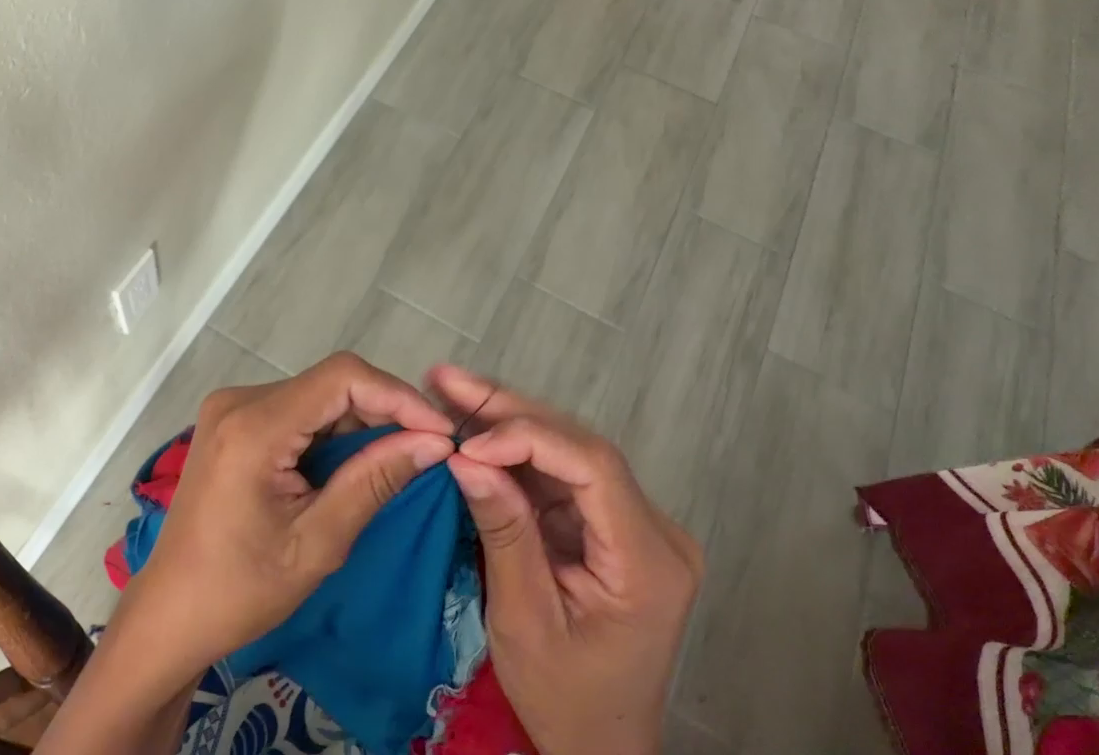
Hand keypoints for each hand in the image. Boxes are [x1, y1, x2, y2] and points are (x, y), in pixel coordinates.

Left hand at [123, 351, 455, 679]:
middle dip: (384, 412)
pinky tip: (354, 465)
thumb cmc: (243, 588)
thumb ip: (374, 480)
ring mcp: (230, 410)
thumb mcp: (319, 540)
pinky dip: (330, 433)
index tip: (442, 433)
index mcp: (253, 426)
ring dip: (360, 424)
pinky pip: (295, 411)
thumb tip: (435, 441)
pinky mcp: (232, 424)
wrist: (174, 611)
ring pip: (316, 396)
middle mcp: (238, 401)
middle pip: (329, 383)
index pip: (342, 377)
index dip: (399, 396)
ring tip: (398, 463)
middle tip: (429, 452)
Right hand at [430, 365, 701, 754]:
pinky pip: (560, 479)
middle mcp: (654, 532)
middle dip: (509, 411)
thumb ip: (502, 533)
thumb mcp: (523, 620)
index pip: (593, 467)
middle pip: (580, 449)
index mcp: (646, 561)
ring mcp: (634, 528)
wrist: (599, 747)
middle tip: (444, 381)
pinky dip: (513, 455)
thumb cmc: (563, 697)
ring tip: (448, 391)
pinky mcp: (608, 530)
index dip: (529, 437)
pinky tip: (474, 430)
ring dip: (506, 422)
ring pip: (568, 454)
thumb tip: (465, 459)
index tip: (467, 442)